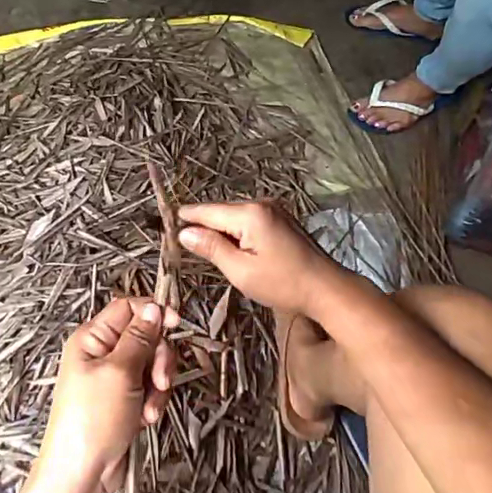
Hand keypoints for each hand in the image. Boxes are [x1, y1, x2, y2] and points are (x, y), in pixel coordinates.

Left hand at [38, 297, 178, 491]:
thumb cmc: (88, 425)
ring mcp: (114, 379)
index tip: (175, 323)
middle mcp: (101, 355)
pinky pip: (150, 388)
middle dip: (159, 358)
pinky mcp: (125, 400)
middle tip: (158, 378)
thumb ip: (140, 337)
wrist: (82, 475)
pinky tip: (145, 418)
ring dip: (158, 385)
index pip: (128, 308)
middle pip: (146, 337)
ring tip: (148, 406)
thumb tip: (154, 309)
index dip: (153, 312)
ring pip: (152, 364)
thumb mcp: (119, 372)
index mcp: (91, 339)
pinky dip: (154, 402)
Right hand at [177, 202, 345, 316]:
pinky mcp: (281, 219)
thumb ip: (212, 248)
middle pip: (221, 212)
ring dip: (221, 230)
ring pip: (235, 217)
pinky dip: (237, 232)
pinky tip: (233, 249)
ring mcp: (274, 210)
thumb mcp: (241, 271)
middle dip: (204, 225)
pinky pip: (249, 221)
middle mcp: (262, 204)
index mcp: (250, 214)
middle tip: (180, 241)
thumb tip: (185, 233)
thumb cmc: (283, 283)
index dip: (186, 217)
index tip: (165, 222)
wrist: (326, 288)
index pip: (208, 211)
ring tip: (204, 248)